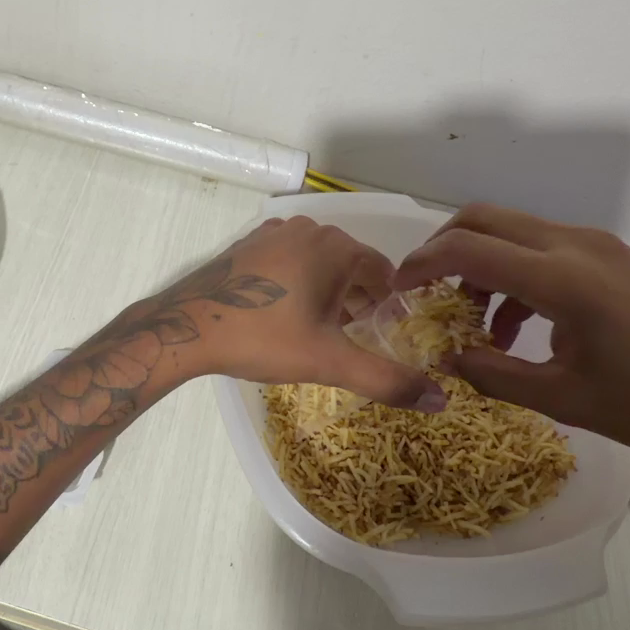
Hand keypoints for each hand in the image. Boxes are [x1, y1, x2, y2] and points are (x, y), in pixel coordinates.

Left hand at [160, 216, 444, 411]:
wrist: (188, 327)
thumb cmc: (264, 337)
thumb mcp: (330, 361)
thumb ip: (387, 379)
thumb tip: (442, 400)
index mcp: (334, 246)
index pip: (382, 271)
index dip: (391, 303)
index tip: (390, 334)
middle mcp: (306, 228)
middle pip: (350, 265)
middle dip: (360, 300)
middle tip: (358, 339)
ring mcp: (272, 233)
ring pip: (318, 262)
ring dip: (329, 292)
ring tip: (325, 331)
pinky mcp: (247, 245)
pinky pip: (289, 260)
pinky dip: (299, 282)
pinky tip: (289, 315)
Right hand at [392, 203, 629, 478]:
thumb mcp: (564, 399)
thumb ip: (493, 374)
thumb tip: (445, 358)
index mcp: (563, 278)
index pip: (467, 249)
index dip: (421, 265)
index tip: (396, 290)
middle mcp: (577, 245)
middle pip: (483, 219)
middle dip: (442, 249)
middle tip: (424, 291)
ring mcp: (599, 246)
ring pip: (512, 230)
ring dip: (479, 263)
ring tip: (475, 321)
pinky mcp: (614, 258)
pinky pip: (542, 247)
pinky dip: (513, 273)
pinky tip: (519, 327)